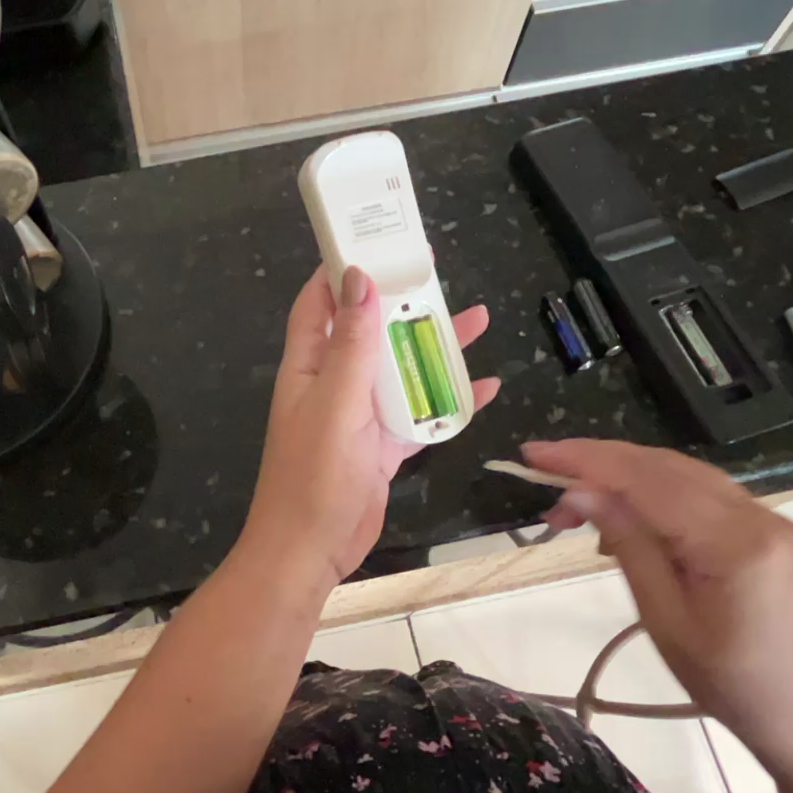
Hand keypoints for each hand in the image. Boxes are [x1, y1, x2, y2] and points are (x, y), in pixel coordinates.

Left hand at [238, 267, 500, 585]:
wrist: (312, 550)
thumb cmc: (315, 475)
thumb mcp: (336, 403)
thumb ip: (353, 344)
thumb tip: (358, 278)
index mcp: (309, 367)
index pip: (320, 305)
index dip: (342, 272)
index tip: (375, 242)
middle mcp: (332, 385)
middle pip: (369, 332)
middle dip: (401, 304)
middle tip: (439, 276)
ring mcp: (359, 417)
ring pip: (399, 371)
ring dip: (432, 348)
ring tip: (477, 321)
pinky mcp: (382, 447)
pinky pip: (417, 414)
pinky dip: (446, 401)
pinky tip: (483, 388)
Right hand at [519, 439, 792, 763]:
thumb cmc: (731, 685)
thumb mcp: (664, 621)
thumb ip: (627, 546)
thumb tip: (580, 492)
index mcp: (735, 545)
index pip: (647, 481)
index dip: (586, 461)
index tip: (534, 455)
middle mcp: (759, 517)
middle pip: (665, 466)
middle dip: (599, 462)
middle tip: (543, 475)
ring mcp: (770, 519)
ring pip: (683, 472)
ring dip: (624, 472)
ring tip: (574, 497)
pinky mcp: (769, 528)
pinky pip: (702, 491)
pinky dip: (654, 489)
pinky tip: (625, 509)